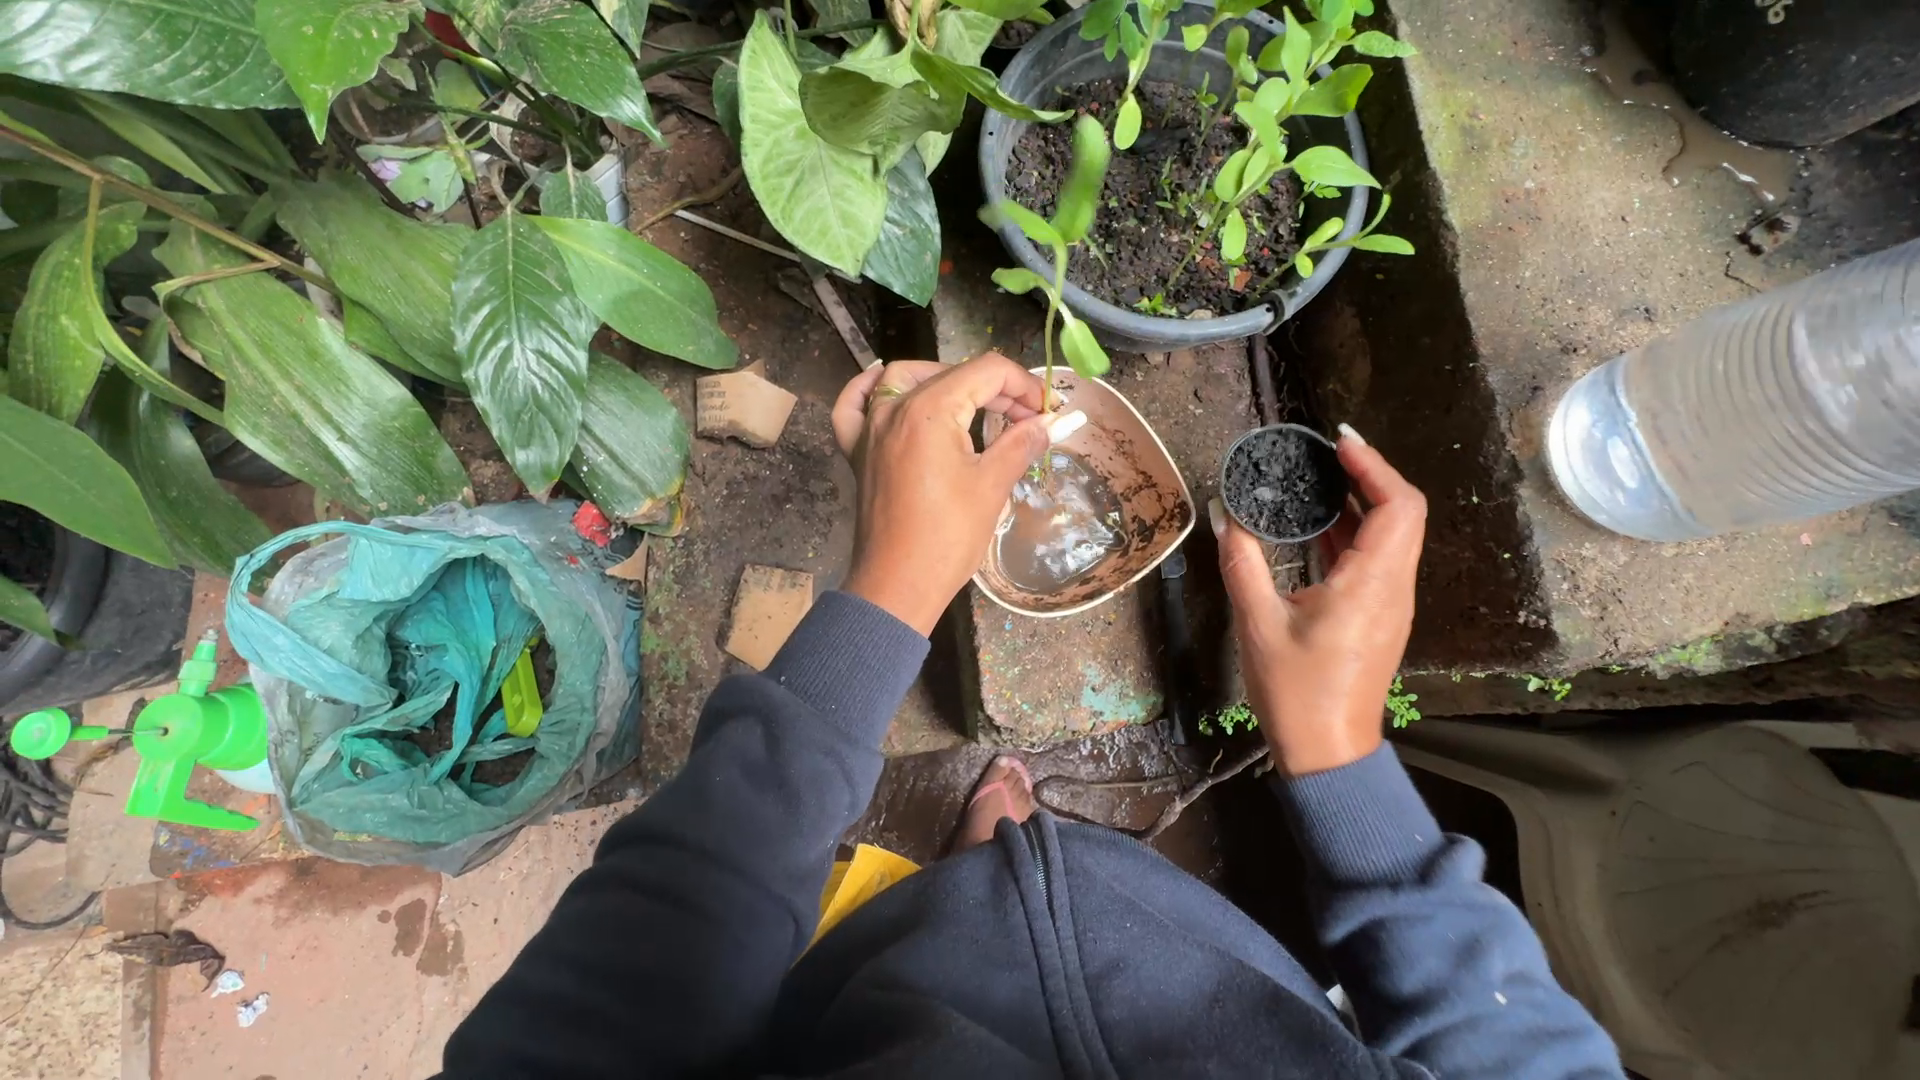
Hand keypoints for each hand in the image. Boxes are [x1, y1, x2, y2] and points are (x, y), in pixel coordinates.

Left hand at [830, 354, 1052, 635]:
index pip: (986, 372)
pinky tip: (886, 387)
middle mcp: (893, 408)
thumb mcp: (992, 486)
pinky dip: (870, 391)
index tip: (1047, 411)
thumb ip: (1021, 443)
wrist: (898, 585)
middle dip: (995, 389)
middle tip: (1026, 419)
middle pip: (950, 373)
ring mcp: (869, 429)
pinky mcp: (858, 453)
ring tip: (976, 403)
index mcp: (929, 409)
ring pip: (904, 379)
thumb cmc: (947, 537)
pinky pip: (856, 407)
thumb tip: (1048, 423)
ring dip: (943, 380)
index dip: (1024, 385)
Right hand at [1213, 429, 1426, 775]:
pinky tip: (1317, 525)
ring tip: (1318, 478)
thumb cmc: (1295, 690)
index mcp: (1372, 584)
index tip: (1338, 441)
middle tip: (1324, 453)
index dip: (1374, 466)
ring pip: (1391, 537)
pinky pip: (1375, 560)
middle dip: (1367, 476)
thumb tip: (1224, 516)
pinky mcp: (1377, 617)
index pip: (1397, 507)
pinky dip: (1352, 532)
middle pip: (1401, 514)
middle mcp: (1393, 588)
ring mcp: (1389, 604)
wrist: (1327, 752)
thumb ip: (1242, 563)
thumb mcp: (1258, 623)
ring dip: (1361, 502)